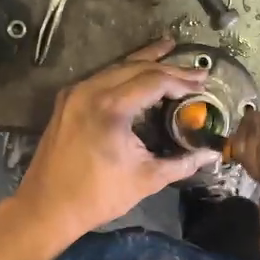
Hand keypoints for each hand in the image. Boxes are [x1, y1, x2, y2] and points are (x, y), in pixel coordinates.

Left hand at [11, 39, 218, 241]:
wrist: (46, 207)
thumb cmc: (98, 196)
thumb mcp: (146, 179)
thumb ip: (183, 163)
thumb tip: (212, 154)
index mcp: (111, 108)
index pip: (154, 81)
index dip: (181, 80)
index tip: (203, 82)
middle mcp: (91, 92)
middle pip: (136, 68)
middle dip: (168, 67)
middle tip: (195, 70)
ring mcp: (75, 94)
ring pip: (116, 68)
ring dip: (145, 62)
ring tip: (168, 52)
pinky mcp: (67, 101)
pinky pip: (101, 78)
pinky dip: (123, 74)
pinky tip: (138, 75)